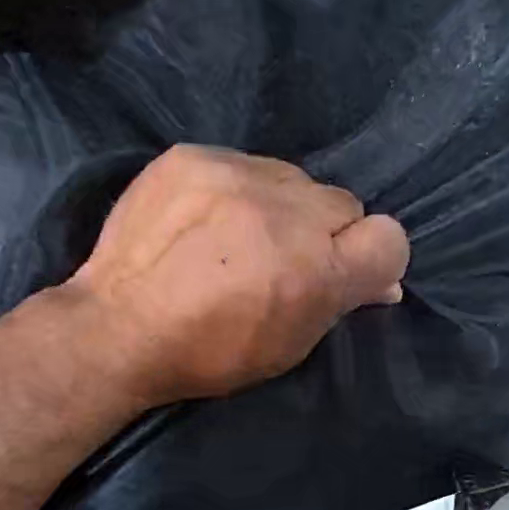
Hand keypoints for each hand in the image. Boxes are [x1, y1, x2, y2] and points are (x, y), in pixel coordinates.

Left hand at [60, 144, 408, 406]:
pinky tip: (208, 220)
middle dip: (325, 233)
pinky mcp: (194, 156)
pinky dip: (238, 191)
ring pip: (294, 179)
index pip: (389, 238)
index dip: (373, 258)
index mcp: (316, 270)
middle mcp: (288, 211)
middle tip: (284, 261)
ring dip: (283, 206)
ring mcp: (237, 174)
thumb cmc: (212, 353)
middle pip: (343, 203)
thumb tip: (385, 283)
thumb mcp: (289, 345)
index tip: (346, 274)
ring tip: (241, 238)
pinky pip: (243, 164)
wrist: (119, 328)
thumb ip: (340, 304)